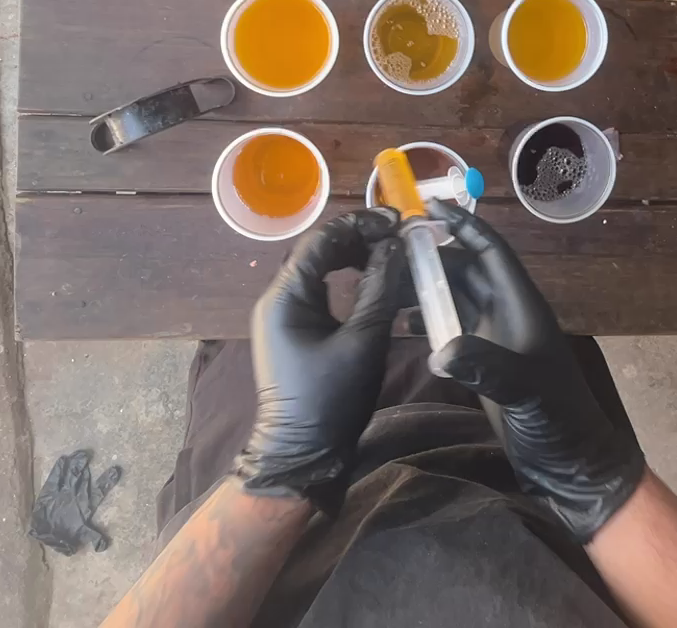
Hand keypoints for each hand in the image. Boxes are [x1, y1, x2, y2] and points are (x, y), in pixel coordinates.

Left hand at [232, 208, 404, 511]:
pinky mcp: (294, 327)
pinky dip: (346, 276)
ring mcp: (283, 313)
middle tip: (399, 235)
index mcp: (286, 296)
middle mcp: (278, 297)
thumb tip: (395, 246)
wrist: (303, 456)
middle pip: (319, 249)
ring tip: (391, 251)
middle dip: (359, 236)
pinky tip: (373, 277)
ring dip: (354, 254)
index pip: (322, 239)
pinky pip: (320, 288)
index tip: (396, 221)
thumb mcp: (364, 341)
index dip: (361, 223)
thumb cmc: (332, 400)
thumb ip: (380, 288)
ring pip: (320, 266)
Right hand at [425, 200, 644, 541]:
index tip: (429, 207)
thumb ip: (486, 366)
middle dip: (433, 254)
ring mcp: (493, 337)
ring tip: (386, 281)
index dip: (463, 225)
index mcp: (521, 305)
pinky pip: (449, 327)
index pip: (490, 252)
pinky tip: (399, 322)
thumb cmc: (558, 419)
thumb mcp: (525, 390)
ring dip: (425, 286)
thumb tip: (439, 350)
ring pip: (455, 296)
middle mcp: (505, 312)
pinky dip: (426, 320)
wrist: (569, 464)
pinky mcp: (482, 362)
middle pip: (465, 269)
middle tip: (391, 245)